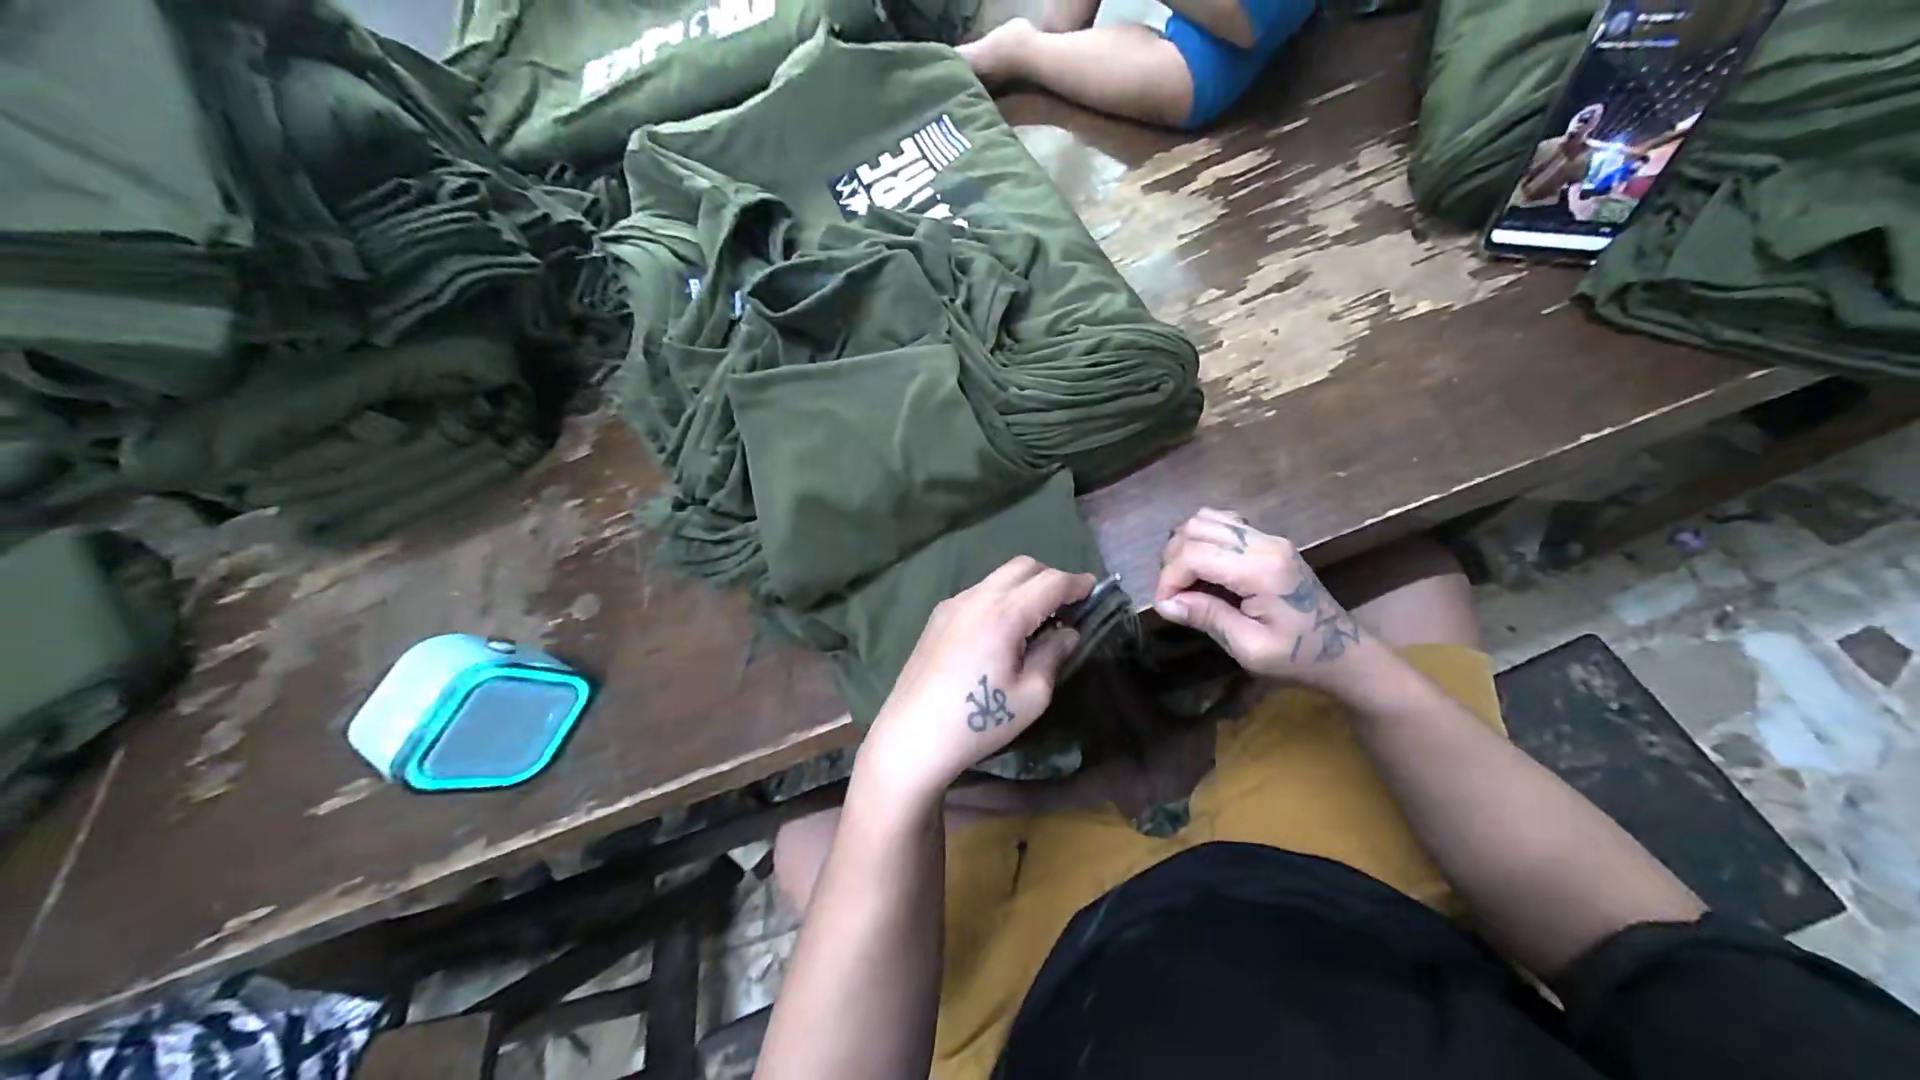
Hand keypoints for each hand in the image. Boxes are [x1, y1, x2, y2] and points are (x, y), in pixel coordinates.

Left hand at [858, 557, 1094, 804]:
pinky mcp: (937, 618)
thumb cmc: (979, 720)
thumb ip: (1053, 655)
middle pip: (1022, 566)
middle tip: (1067, 603)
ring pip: (997, 578)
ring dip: (1023, 586)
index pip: (1050, 582)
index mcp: (1004, 613)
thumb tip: (1067, 632)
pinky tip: (1003, 630)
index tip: (1092, 589)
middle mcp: (976, 597)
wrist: (913, 736)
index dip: (1076, 583)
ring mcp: (952, 605)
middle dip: (1050, 577)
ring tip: (1036, 618)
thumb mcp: (1031, 695)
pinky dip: (1000, 597)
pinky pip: (977, 592)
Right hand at [1152, 508, 1371, 687]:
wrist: (1344, 652)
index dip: (1169, 579)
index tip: (1164, 606)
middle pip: (1195, 529)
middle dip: (1172, 561)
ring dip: (1184, 547)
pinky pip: (1223, 523)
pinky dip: (1202, 539)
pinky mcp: (1268, 541)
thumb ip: (1207, 618)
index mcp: (1261, 570)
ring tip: (1185, 581)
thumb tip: (1165, 603)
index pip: (1194, 554)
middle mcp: (1264, 543)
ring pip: (1205, 519)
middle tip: (1173, 596)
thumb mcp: (1250, 648)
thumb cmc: (1299, 657)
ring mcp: (1268, 538)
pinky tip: (1203, 567)